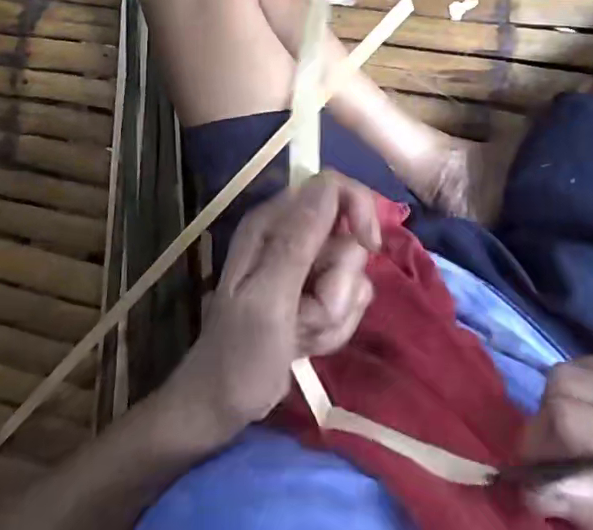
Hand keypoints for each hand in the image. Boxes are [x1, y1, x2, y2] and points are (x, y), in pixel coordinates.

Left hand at [165, 174, 381, 436]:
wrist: (222, 408)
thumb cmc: (238, 354)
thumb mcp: (269, 298)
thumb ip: (299, 240)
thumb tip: (328, 185)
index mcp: (272, 224)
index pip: (333, 187)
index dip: (360, 210)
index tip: (370, 247)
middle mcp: (290, 236)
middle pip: (350, 237)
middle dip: (338, 282)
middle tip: (307, 313)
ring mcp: (305, 266)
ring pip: (354, 272)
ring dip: (334, 312)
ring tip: (302, 333)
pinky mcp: (316, 293)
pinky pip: (352, 298)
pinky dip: (336, 326)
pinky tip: (308, 343)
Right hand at [519, 350, 592, 529]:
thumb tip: (536, 480)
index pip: (572, 415)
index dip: (540, 445)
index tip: (535, 478)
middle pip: (567, 380)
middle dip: (547, 423)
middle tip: (552, 465)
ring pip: (577, 366)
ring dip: (566, 406)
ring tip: (585, 449)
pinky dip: (588, 392)